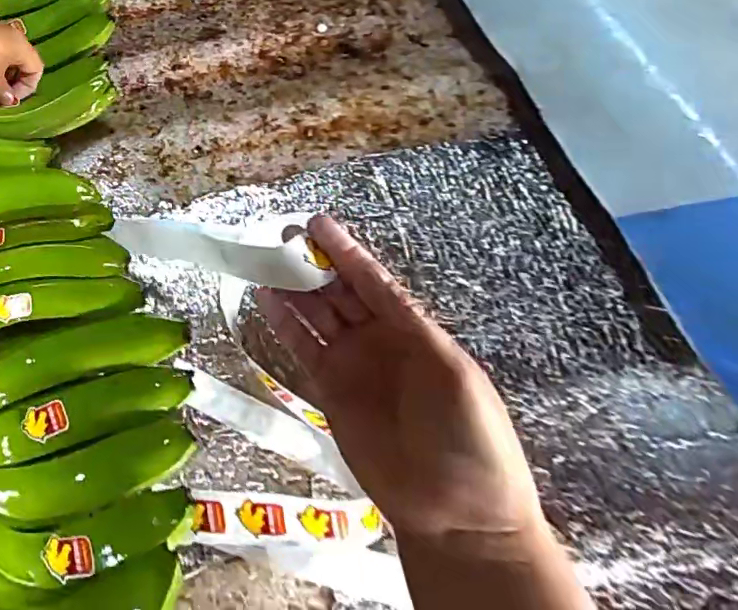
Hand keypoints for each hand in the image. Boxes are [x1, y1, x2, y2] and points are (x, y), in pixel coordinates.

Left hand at [0, 15, 41, 106]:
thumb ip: (3, 91)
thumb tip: (8, 98)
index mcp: (21, 45)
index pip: (36, 68)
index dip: (27, 88)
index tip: (10, 100)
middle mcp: (9, 32)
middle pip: (21, 57)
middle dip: (13, 78)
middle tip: (0, 93)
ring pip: (3, 50)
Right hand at [256, 216, 545, 542]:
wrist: (459, 515)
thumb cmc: (471, 440)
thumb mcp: (453, 375)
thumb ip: (411, 327)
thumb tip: (380, 288)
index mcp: (413, 329)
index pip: (372, 280)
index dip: (345, 251)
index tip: (317, 223)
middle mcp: (379, 338)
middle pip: (340, 291)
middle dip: (313, 263)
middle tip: (282, 237)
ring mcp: (353, 363)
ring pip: (317, 314)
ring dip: (293, 288)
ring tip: (266, 260)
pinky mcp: (330, 389)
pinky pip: (303, 347)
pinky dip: (284, 323)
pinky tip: (266, 299)